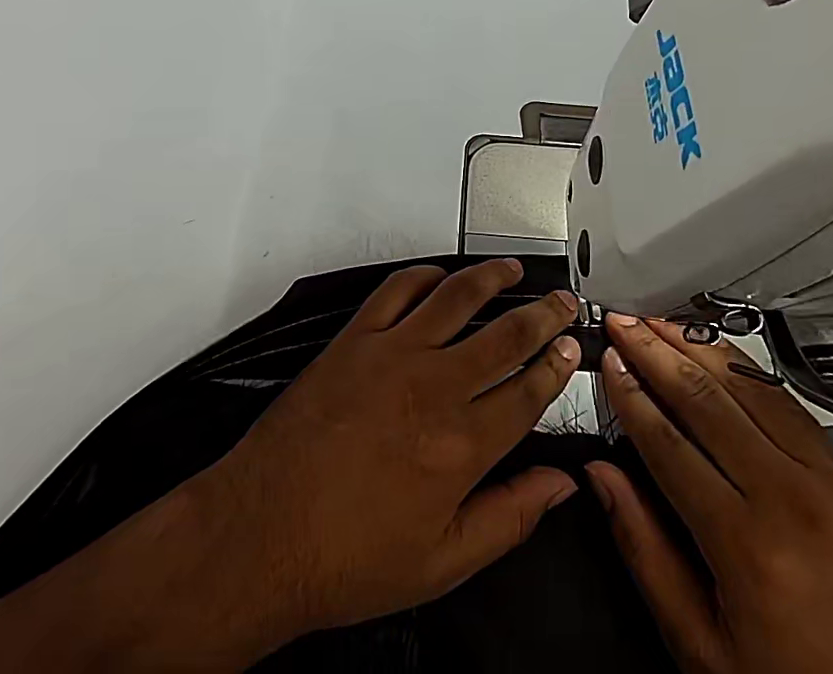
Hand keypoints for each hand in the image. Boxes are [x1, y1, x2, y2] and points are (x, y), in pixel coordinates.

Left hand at [194, 258, 584, 635]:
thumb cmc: (343, 555)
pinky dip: (421, 276)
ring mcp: (389, 357)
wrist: (261, 534)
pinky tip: (435, 275)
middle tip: (560, 301)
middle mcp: (432, 389)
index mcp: (462, 446)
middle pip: (504, 335)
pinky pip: (394, 292)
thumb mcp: (443, 561)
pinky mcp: (350, 343)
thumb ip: (511, 517)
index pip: (529, 391)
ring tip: (510, 271)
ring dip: (490, 279)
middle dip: (542, 314)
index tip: (571, 348)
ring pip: (455, 299)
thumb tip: (559, 486)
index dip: (558, 366)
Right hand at [584, 314, 832, 673]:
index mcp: (748, 544)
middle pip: (708, 400)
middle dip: (656, 351)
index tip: (607, 362)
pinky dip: (752, 375)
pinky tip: (727, 361)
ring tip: (665, 324)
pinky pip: (796, 411)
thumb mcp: (701, 643)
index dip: (629, 393)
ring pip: (755, 392)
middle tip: (624, 323)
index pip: (667, 440)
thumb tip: (602, 481)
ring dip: (702, 349)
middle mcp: (797, 503)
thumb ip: (644, 550)